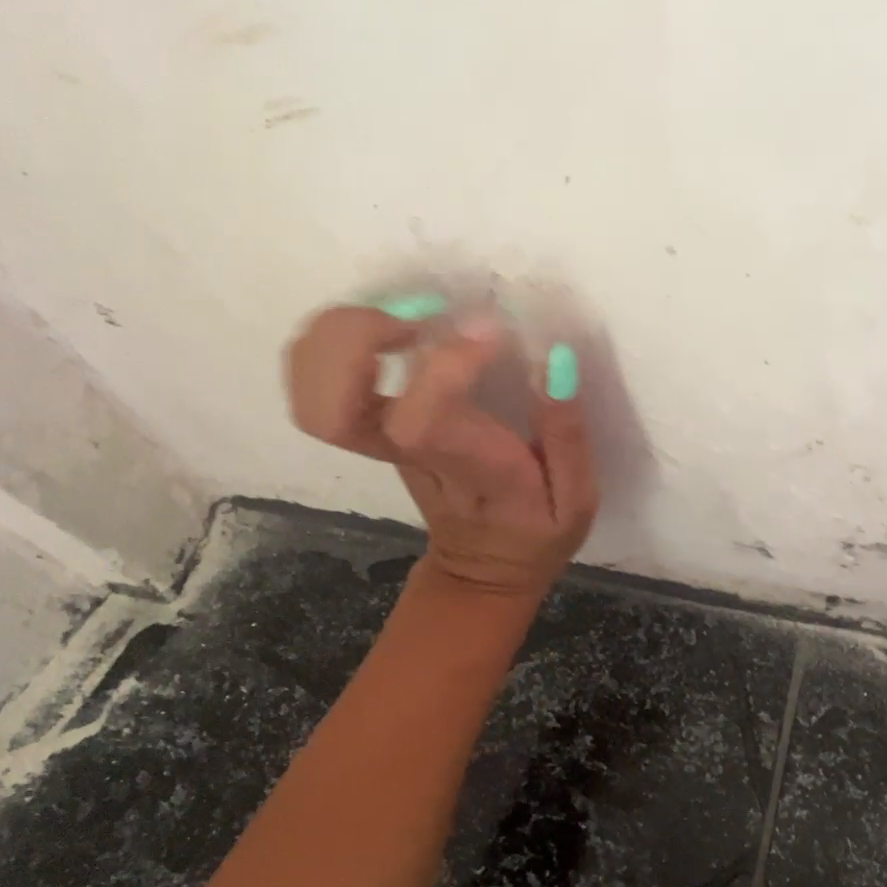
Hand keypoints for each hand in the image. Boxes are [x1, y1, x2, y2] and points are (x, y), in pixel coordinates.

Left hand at [284, 305, 596, 601]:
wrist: (483, 570)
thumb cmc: (535, 533)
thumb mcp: (576, 497)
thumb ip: (567, 433)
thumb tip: (555, 360)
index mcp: (467, 471)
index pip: (422, 421)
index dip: (444, 365)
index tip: (490, 331)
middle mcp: (408, 455)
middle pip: (332, 404)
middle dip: (358, 338)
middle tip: (418, 315)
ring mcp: (378, 444)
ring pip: (311, 391)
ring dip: (340, 333)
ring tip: (404, 316)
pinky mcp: (368, 431)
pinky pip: (316, 382)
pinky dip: (331, 340)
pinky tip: (382, 329)